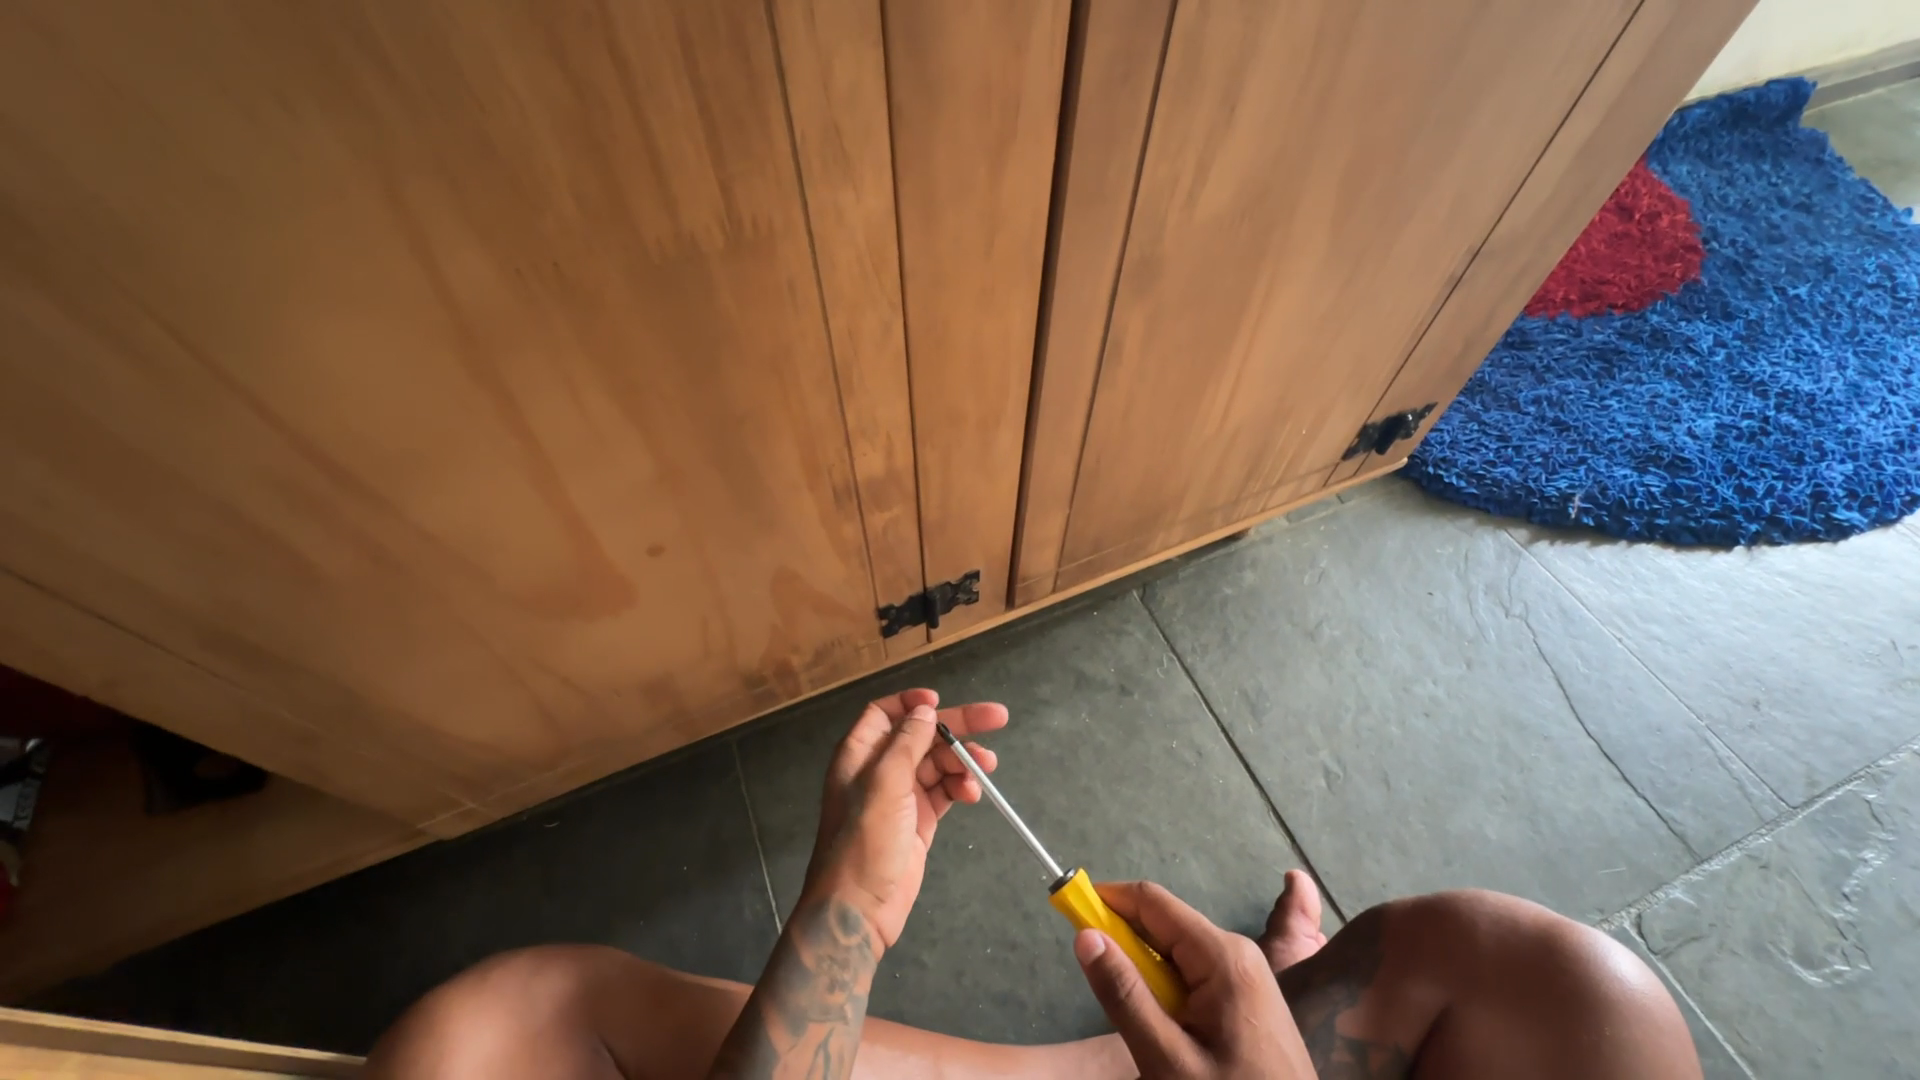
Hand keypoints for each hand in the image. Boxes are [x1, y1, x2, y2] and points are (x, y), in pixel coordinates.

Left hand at [801, 688, 1007, 948]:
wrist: (858, 908)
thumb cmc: (864, 840)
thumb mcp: (884, 783)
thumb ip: (906, 743)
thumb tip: (924, 711)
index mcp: (860, 754)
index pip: (885, 713)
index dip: (911, 703)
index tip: (941, 702)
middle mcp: (880, 769)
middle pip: (922, 735)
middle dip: (956, 727)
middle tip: (997, 718)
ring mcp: (901, 796)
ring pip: (938, 763)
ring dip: (963, 760)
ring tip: (987, 766)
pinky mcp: (919, 821)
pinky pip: (945, 791)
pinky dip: (960, 787)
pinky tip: (972, 792)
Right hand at [1076, 882, 1317, 1078]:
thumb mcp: (1168, 1062)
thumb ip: (1124, 996)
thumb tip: (1085, 935)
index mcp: (1222, 955)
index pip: (1151, 901)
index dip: (1106, 899)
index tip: (1067, 912)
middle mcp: (1237, 952)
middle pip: (1163, 924)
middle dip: (1124, 941)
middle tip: (1098, 984)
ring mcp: (1245, 975)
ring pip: (1175, 952)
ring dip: (1144, 971)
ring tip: (1136, 1023)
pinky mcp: (1246, 999)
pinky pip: (1192, 976)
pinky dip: (1166, 990)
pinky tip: (1163, 1030)